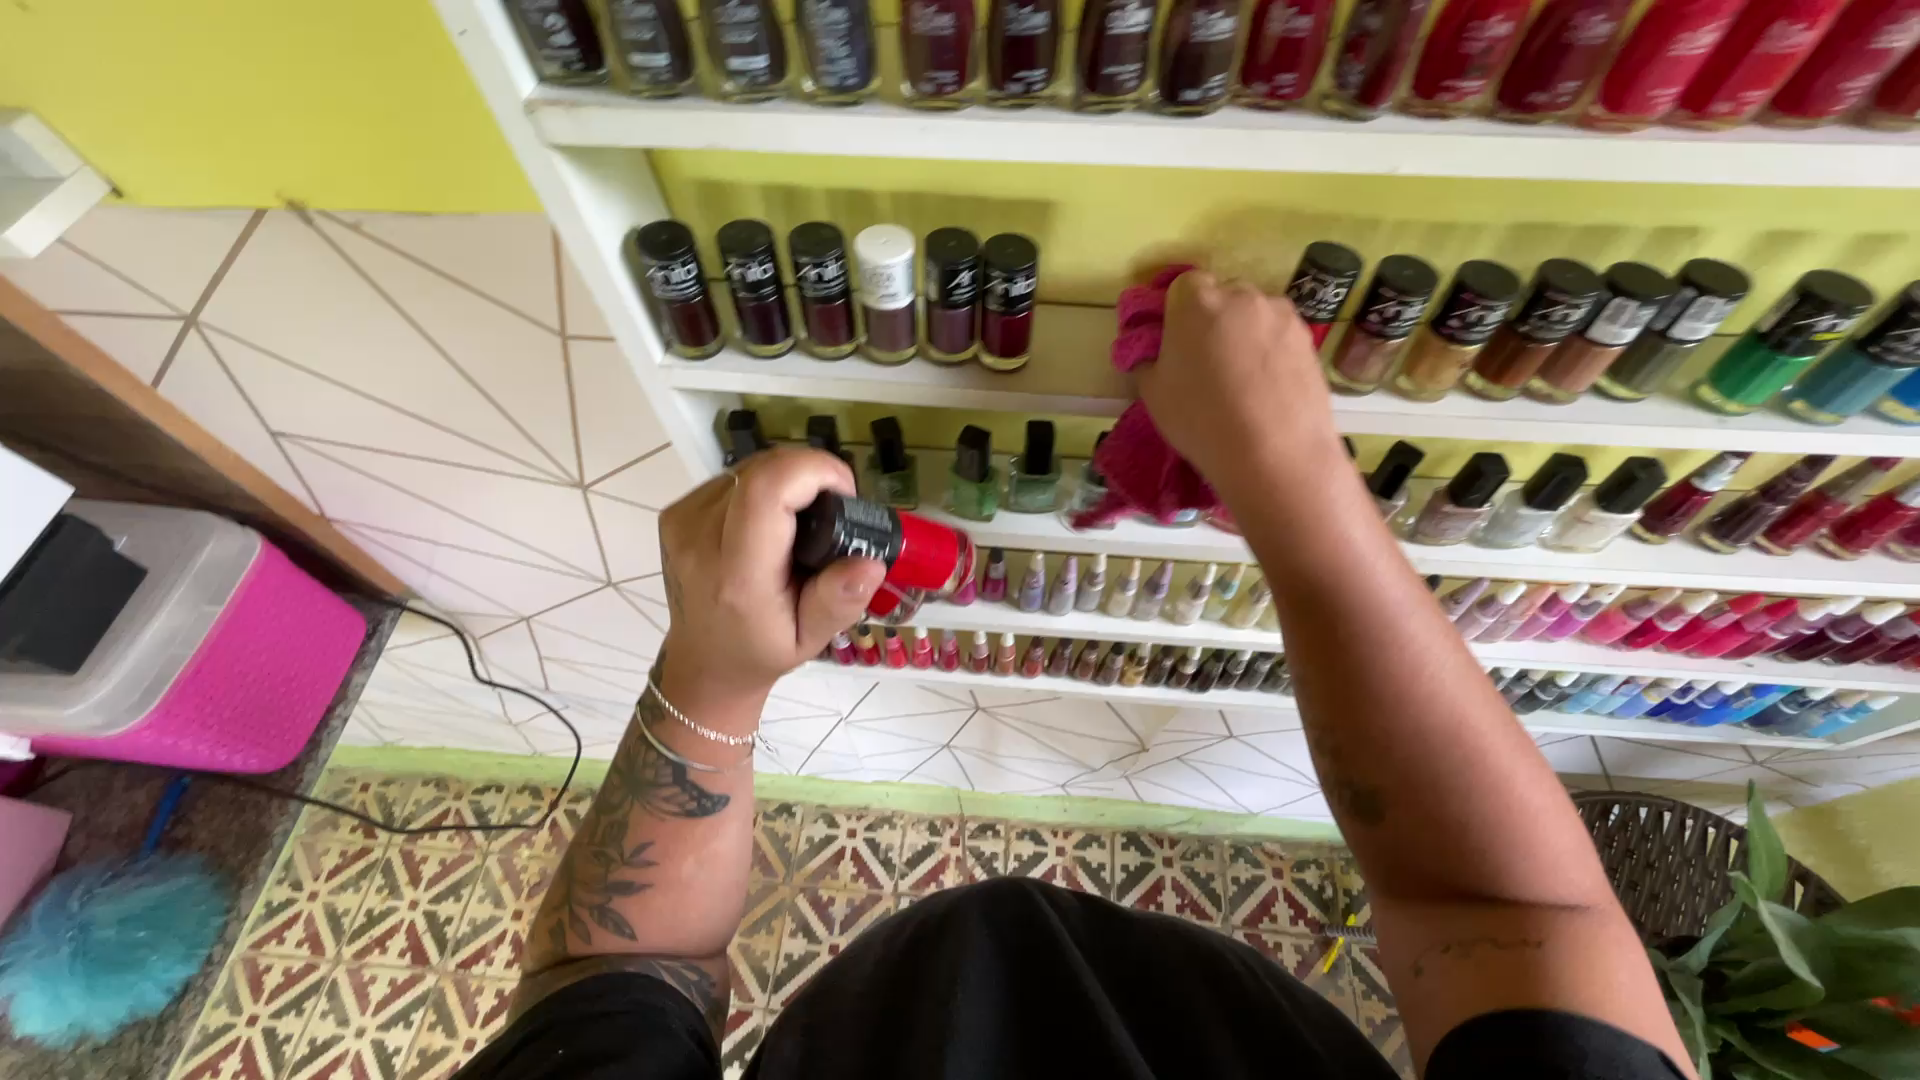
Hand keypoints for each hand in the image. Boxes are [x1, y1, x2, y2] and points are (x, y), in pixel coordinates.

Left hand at [655, 448, 885, 715]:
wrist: (705, 659)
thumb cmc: (762, 648)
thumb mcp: (810, 638)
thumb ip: (837, 602)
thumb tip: (871, 562)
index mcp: (737, 577)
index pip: (766, 492)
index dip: (813, 471)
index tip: (845, 491)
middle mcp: (700, 541)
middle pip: (762, 471)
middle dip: (809, 474)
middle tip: (833, 508)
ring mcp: (682, 521)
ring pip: (750, 469)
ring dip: (786, 481)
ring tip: (802, 520)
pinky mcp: (677, 512)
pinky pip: (733, 478)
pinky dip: (762, 487)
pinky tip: (771, 520)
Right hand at [1134, 270, 1345, 499]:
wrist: (1273, 453)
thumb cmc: (1200, 420)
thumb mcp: (1152, 394)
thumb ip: (1149, 360)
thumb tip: (1155, 353)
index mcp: (1195, 302)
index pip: (1182, 286)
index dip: (1178, 313)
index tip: (1177, 344)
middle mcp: (1240, 295)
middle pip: (1221, 295)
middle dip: (1213, 319)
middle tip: (1208, 363)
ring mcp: (1279, 313)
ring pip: (1253, 314)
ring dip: (1245, 334)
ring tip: (1243, 379)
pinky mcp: (1307, 336)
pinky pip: (1279, 334)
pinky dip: (1271, 350)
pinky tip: (1268, 387)